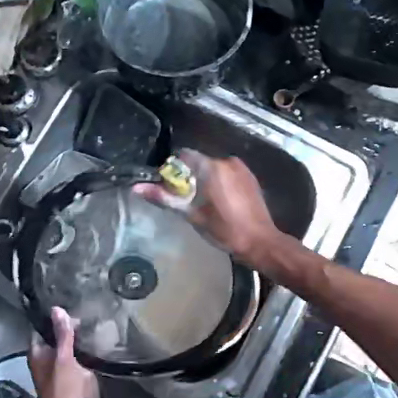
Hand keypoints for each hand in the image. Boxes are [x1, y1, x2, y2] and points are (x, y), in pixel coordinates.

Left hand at [30, 307, 101, 397]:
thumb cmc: (65, 392)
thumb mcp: (63, 359)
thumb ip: (62, 335)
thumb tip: (55, 308)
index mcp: (38, 355)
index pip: (41, 328)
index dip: (53, 315)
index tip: (68, 298)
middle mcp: (47, 361)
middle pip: (56, 337)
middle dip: (70, 325)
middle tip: (89, 306)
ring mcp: (62, 370)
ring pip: (70, 347)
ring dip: (81, 337)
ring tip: (98, 317)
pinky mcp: (77, 379)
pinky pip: (82, 358)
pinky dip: (89, 350)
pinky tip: (102, 339)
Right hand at [134, 150, 284, 263]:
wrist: (260, 241)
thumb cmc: (224, 230)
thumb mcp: (192, 215)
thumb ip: (165, 198)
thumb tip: (137, 188)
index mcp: (213, 167)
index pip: (184, 156)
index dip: (174, 169)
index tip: (171, 186)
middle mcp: (227, 161)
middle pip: (199, 162)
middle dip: (190, 177)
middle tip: (185, 199)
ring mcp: (241, 168)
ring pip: (214, 168)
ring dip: (205, 180)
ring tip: (203, 203)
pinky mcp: (250, 177)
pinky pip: (227, 174)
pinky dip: (220, 183)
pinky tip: (220, 202)